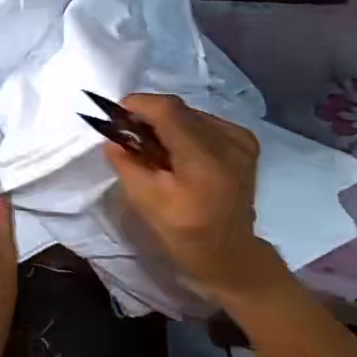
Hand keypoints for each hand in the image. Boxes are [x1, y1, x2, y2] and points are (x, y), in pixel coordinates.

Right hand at [103, 94, 289, 298]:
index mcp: (205, 160)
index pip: (169, 112)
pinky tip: (174, 148)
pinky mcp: (245, 142)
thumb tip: (111, 139)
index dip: (139, 105)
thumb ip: (127, 165)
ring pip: (191, 114)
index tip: (116, 112)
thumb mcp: (145, 201)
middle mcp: (229, 142)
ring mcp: (241, 140)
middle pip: (180, 110)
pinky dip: (183, 128)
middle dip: (148, 115)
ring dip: (165, 122)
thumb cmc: (184, 232)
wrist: (229, 251)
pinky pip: (205, 122)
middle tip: (126, 131)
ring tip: (149, 143)